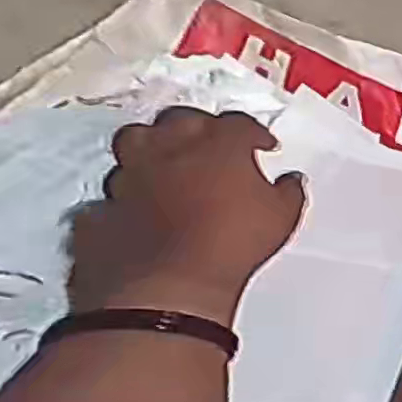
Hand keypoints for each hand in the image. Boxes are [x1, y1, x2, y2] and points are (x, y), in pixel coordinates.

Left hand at [67, 107, 305, 323]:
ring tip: (171, 158)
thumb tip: (292, 182)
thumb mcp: (283, 214)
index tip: (263, 143)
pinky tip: (142, 196)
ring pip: (137, 140)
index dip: (255, 132)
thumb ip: (290, 191)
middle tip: (215, 140)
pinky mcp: (109, 201)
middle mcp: (171, 150)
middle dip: (201, 126)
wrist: (175, 282)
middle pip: (182, 119)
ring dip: (155, 144)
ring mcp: (134, 173)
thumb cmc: (231, 242)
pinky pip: (116, 184)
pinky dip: (129, 187)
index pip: (239, 124)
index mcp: (218, 146)